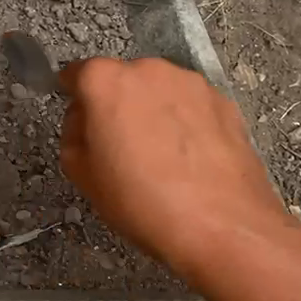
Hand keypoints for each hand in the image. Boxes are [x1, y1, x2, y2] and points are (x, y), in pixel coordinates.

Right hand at [58, 57, 294, 279]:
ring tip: (161, 156)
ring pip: (158, 92)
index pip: (76, 74)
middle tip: (119, 145)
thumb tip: (88, 121)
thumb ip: (73, 131)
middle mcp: (148, 70)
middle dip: (116, 104)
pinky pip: (191, 107)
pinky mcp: (227, 106)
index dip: (75, 98)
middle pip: (120, 80)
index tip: (81, 123)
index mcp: (104, 79)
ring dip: (153, 112)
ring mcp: (192, 85)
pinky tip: (190, 162)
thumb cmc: (141, 200)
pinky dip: (186, 124)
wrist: (226, 231)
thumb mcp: (79, 171)